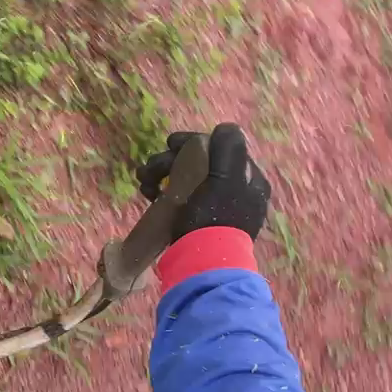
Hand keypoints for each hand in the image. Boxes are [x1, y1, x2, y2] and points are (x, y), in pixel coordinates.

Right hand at [136, 123, 270, 240]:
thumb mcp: (224, 180)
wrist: (201, 263)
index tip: (169, 143)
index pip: (218, 148)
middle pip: (198, 162)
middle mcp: (234, 190)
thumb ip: (228, 150)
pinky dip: (162, 191)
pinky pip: (177, 195)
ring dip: (160, 175)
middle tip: (147, 171)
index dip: (192, 142)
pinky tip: (149, 196)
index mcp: (247, 179)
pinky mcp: (195, 220)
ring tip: (143, 185)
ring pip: (184, 177)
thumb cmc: (212, 219)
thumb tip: (225, 128)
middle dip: (169, 162)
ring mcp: (214, 206)